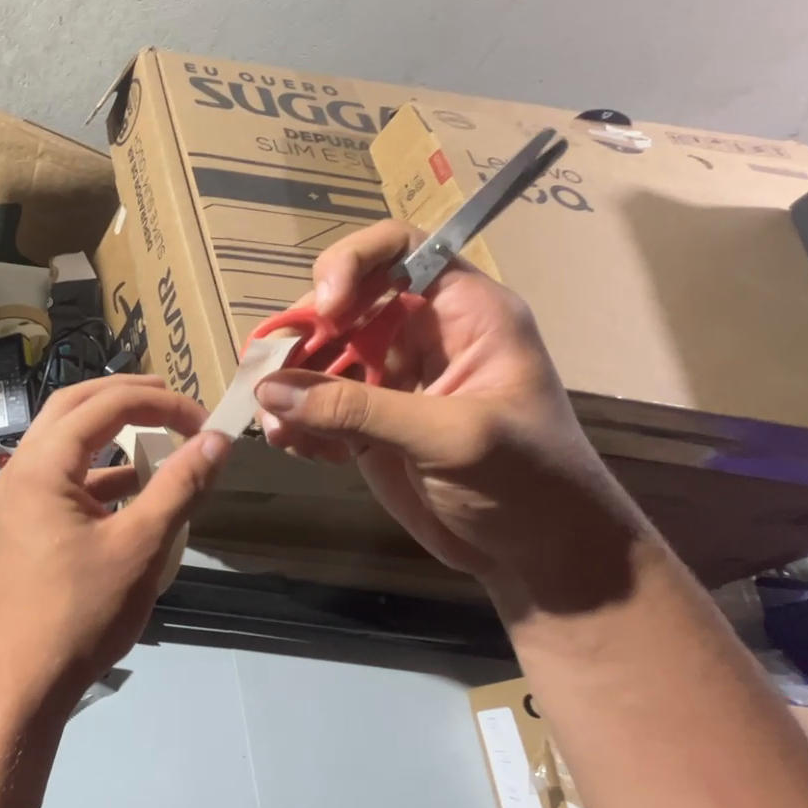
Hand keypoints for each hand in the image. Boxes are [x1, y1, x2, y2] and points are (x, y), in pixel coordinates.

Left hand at [0, 375, 229, 708]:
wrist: (25, 675)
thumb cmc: (81, 611)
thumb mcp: (141, 546)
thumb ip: (180, 486)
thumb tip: (217, 439)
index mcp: (41, 465)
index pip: (104, 405)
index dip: (160, 402)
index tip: (206, 420)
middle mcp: (21, 469)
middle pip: (75, 408)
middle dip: (128, 398)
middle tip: (177, 402)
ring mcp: (19, 496)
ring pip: (67, 442)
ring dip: (112, 432)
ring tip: (164, 437)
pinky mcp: (26, 522)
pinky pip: (65, 479)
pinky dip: (102, 473)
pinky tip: (140, 489)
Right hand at [256, 220, 647, 605]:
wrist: (539, 556)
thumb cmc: (527, 483)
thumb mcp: (448, 437)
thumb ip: (357, 410)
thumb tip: (268, 390)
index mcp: (463, 316)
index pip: (401, 251)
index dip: (352, 264)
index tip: (324, 309)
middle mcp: (420, 338)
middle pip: (340, 307)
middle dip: (301, 340)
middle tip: (271, 382)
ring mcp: (389, 383)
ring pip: (316, 360)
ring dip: (286, 390)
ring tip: (279, 430)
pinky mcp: (366, 425)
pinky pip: (312, 407)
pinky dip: (293, 423)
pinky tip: (297, 450)